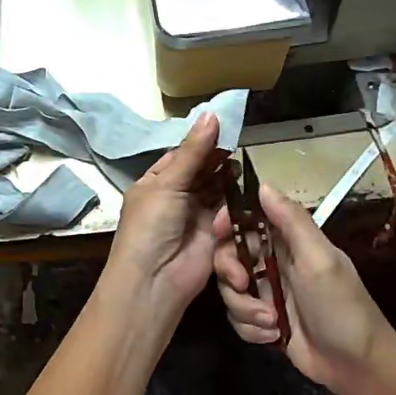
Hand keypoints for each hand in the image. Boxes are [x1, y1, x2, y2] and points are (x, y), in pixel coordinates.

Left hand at [104, 113, 223, 319]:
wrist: (155, 281)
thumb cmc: (151, 227)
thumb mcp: (168, 184)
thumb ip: (193, 152)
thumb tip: (211, 113)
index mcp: (154, 182)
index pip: (181, 155)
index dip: (202, 143)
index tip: (226, 128)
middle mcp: (175, 197)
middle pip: (203, 172)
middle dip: (218, 162)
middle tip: (237, 149)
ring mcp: (194, 217)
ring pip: (218, 191)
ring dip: (228, 182)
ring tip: (240, 170)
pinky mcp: (214, 235)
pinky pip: (228, 213)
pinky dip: (235, 205)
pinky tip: (244, 195)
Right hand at [214, 184, 395, 394]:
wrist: (355, 366)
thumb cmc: (340, 307)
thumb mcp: (319, 259)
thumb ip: (292, 221)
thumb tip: (264, 184)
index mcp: (291, 241)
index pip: (249, 219)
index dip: (229, 222)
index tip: (219, 232)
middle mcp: (275, 263)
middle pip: (230, 254)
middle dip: (231, 272)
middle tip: (244, 285)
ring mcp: (268, 293)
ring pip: (229, 290)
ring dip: (245, 308)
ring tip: (271, 322)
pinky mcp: (263, 321)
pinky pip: (237, 318)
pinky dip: (251, 329)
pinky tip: (272, 336)